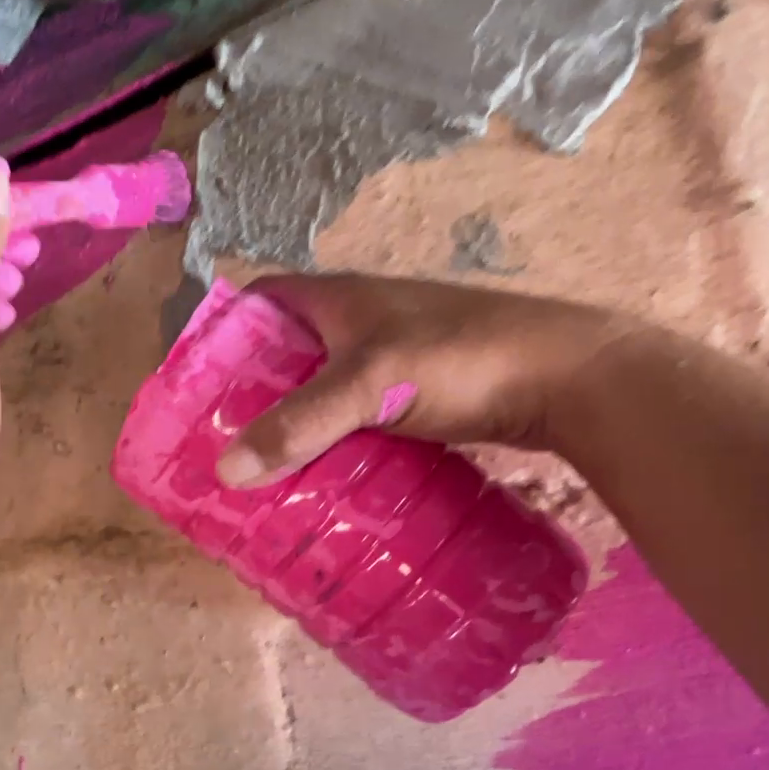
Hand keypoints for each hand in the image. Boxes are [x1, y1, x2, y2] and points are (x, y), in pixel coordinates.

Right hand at [216, 273, 639, 487]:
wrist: (572, 378)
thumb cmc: (463, 359)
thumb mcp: (368, 385)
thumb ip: (298, 425)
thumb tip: (224, 472)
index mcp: (339, 297)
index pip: (259, 300)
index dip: (223, 331)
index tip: (196, 382)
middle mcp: (359, 320)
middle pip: (285, 350)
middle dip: (251, 389)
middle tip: (219, 437)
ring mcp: (391, 356)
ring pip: (320, 386)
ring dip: (291, 419)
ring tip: (259, 464)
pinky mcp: (416, 391)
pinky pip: (353, 413)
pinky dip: (330, 437)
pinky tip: (319, 472)